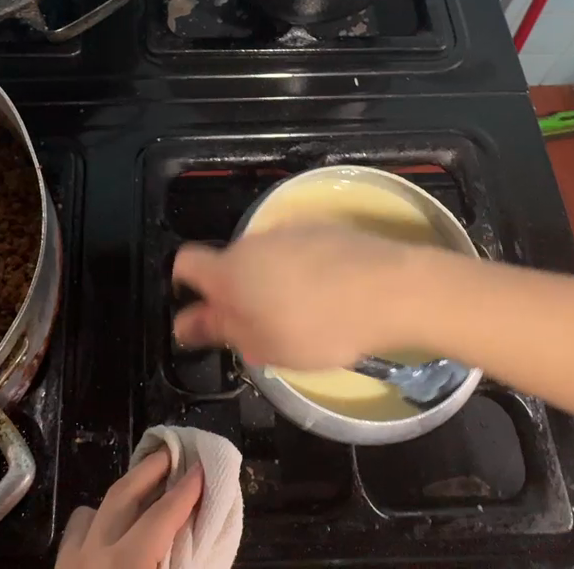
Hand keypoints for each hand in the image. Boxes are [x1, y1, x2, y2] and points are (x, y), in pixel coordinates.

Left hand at [56, 447, 202, 568]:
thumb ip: (177, 561)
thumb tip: (190, 530)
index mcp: (127, 563)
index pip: (161, 517)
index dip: (185, 491)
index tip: (202, 468)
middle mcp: (94, 554)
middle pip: (123, 495)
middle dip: (149, 469)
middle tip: (173, 452)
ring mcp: (70, 560)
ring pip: (93, 509)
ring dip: (121, 495)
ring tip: (144, 486)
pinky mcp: (58, 565)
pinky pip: (76, 533)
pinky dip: (95, 522)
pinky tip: (109, 528)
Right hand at [171, 224, 432, 368]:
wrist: (388, 289)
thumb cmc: (318, 327)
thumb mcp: (264, 345)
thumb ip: (221, 330)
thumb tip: (185, 323)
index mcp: (228, 271)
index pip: (185, 264)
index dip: (184, 286)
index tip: (201, 312)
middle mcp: (251, 242)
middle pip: (228, 263)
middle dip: (235, 292)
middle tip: (258, 328)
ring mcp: (288, 231)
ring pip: (264, 258)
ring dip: (270, 282)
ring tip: (301, 316)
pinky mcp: (321, 228)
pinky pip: (296, 251)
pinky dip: (301, 271)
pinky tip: (327, 296)